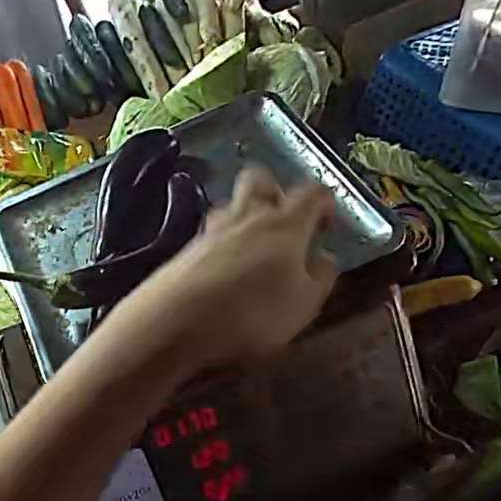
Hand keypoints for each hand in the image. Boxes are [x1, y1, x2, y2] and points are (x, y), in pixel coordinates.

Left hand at [114, 168, 337, 368]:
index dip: (324, 204)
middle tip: (282, 221)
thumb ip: (320, 278)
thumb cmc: (250, 313)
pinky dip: (219, 246)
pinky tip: (221, 273)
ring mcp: (210, 231)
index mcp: (285, 224)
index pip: (312, 194)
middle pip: (261, 179)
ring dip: (243, 219)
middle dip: (274, 192)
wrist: (174, 321)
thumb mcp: (303, 305)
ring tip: (251, 251)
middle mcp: (246, 216)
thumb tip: (325, 259)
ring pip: (230, 205)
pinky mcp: (183, 251)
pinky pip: (208, 236)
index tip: (325, 224)